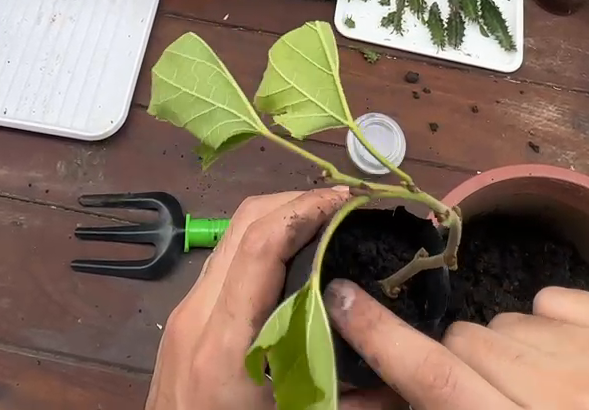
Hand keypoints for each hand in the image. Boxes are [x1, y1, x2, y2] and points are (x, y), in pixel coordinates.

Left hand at [147, 188, 353, 409]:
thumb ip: (355, 401)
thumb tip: (404, 366)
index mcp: (224, 343)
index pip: (260, 245)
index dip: (306, 209)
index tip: (348, 201)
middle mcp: (197, 313)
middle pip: (244, 222)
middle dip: (297, 199)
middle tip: (345, 205)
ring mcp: (185, 311)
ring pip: (232, 234)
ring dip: (279, 216)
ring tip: (325, 221)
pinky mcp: (184, 317)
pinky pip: (226, 259)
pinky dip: (262, 242)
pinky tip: (293, 256)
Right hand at [326, 281, 588, 409]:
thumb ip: (450, 406)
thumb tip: (377, 394)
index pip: (438, 380)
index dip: (382, 336)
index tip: (339, 295)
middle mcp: (572, 399)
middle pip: (467, 342)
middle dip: (467, 367)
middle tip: (503, 404)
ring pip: (507, 320)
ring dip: (515, 352)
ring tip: (557, 395)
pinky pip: (551, 299)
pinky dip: (557, 331)